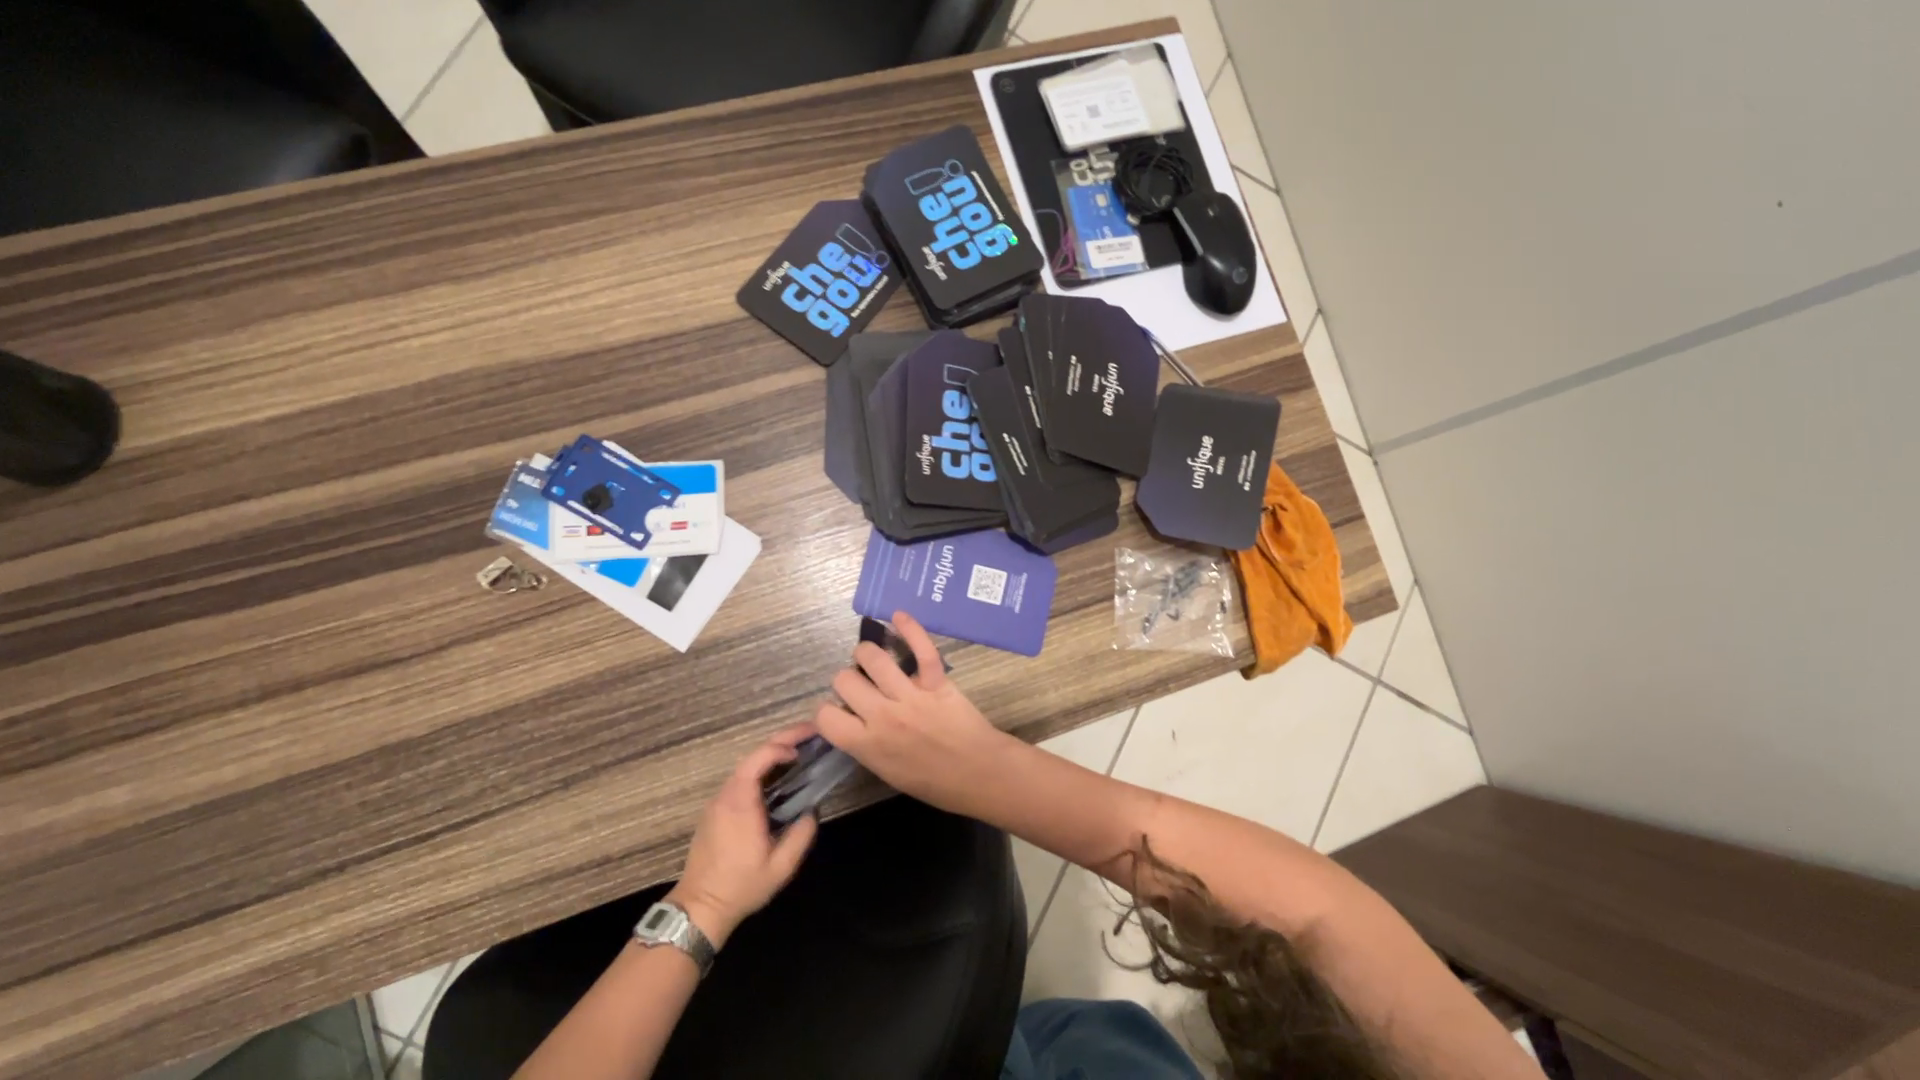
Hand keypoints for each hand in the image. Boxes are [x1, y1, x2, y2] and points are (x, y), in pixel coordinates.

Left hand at [669, 724, 818, 947]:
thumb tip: (812, 809)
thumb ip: (801, 835)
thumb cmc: (741, 886)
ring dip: (771, 756)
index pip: (759, 759)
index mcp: (740, 803)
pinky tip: (778, 779)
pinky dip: (760, 771)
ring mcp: (717, 803)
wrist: (700, 907)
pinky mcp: (714, 812)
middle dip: (781, 741)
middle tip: (809, 735)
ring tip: (799, 755)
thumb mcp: (781, 867)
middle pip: (752, 756)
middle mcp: (725, 796)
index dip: (782, 747)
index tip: (804, 750)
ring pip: (745, 768)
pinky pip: (739, 781)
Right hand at [813, 611, 1017, 816]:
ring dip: (866, 653)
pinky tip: (898, 616)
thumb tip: (850, 723)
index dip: (827, 711)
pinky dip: (910, 628)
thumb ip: (865, 745)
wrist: (978, 773)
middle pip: (844, 680)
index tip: (839, 710)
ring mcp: (909, 696)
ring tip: (871, 657)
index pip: (825, 716)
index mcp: (867, 744)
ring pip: (872, 658)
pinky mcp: (935, 682)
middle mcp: (882, 716)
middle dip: (847, 680)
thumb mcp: (887, 772)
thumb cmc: (933, 782)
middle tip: (861, 686)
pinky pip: (921, 650)